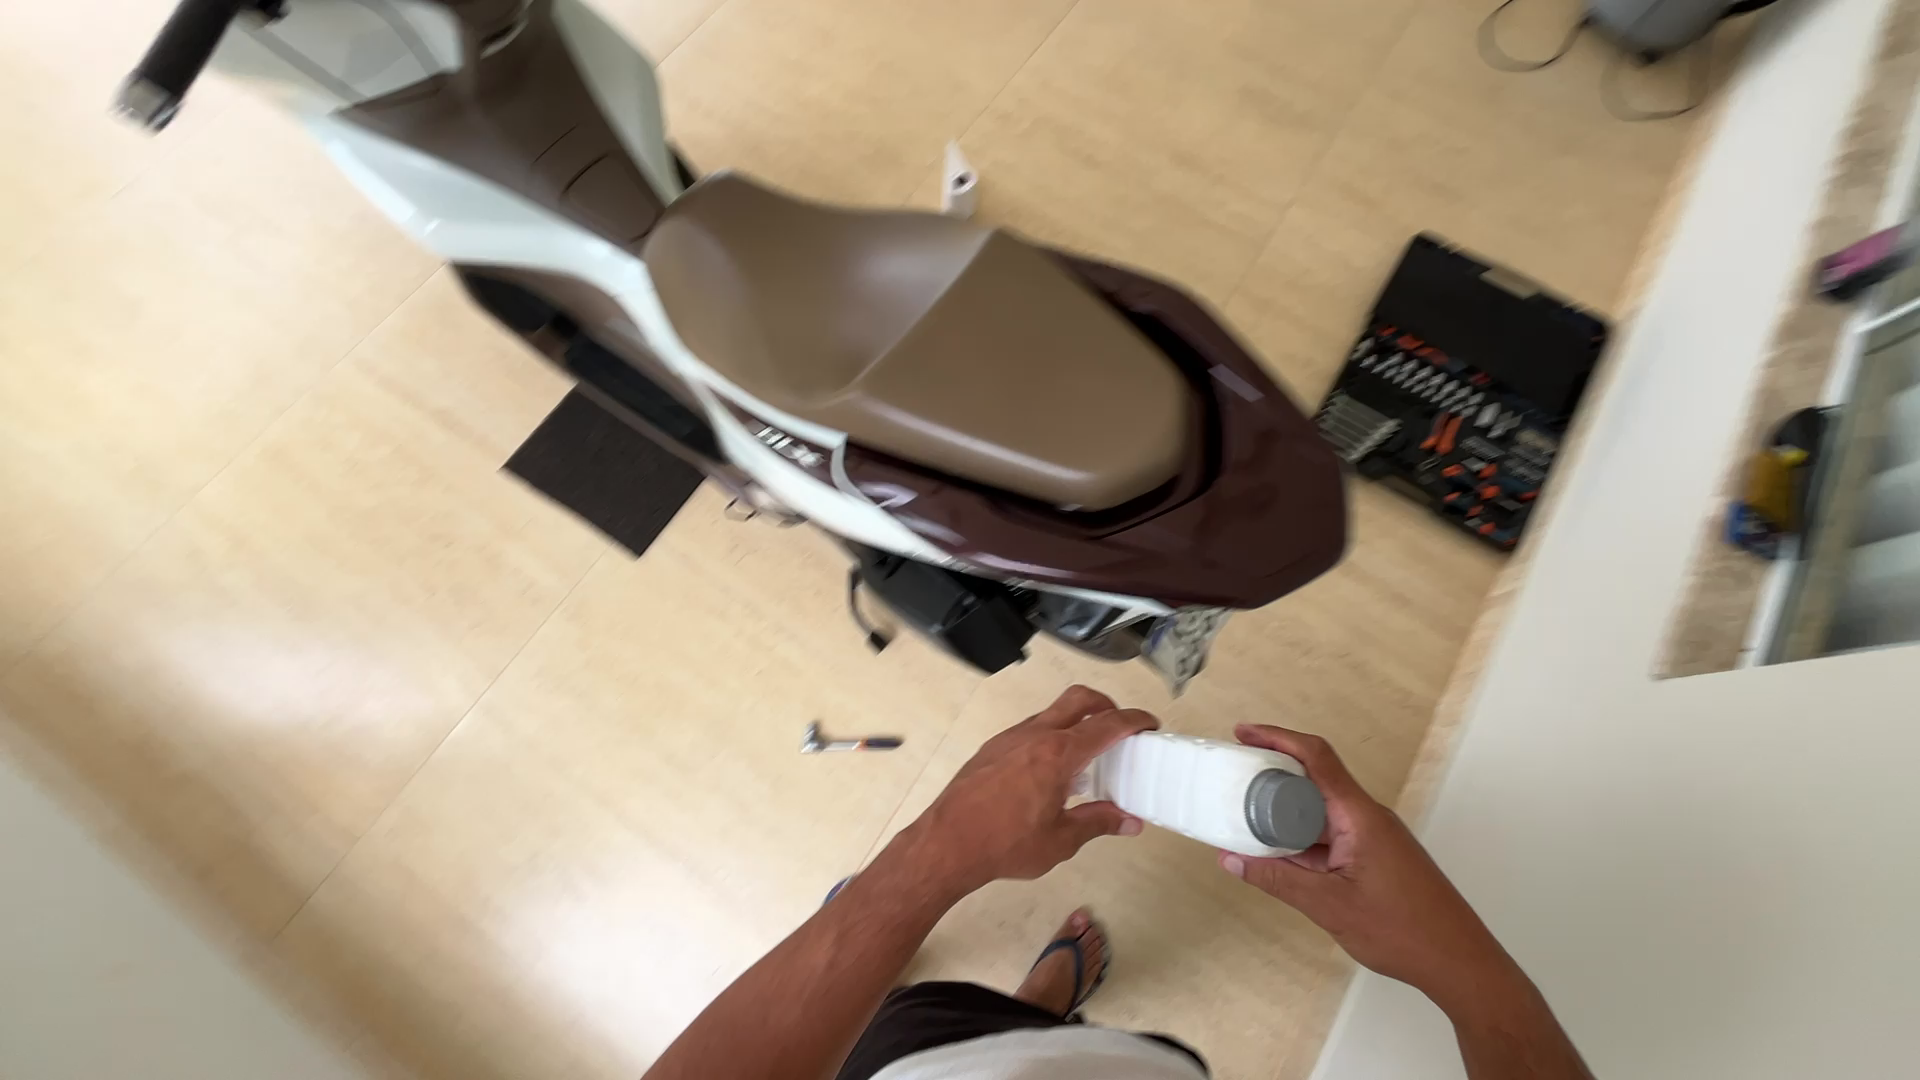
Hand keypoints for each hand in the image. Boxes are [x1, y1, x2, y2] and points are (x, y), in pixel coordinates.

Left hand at [900, 686, 1156, 900]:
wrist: (948, 842)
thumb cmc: (1007, 843)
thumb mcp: (1062, 840)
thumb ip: (1098, 822)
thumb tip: (1131, 822)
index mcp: (1059, 754)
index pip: (1107, 725)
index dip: (1134, 720)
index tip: (1150, 723)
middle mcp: (1036, 735)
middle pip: (1079, 698)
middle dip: (1106, 704)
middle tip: (1120, 728)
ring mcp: (1011, 737)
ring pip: (1052, 713)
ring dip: (1075, 722)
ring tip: (1086, 758)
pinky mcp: (993, 746)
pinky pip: (1031, 729)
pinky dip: (1050, 737)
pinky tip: (1050, 772)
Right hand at [1218, 724, 1520, 1006]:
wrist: (1464, 967)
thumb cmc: (1402, 932)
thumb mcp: (1329, 907)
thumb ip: (1277, 880)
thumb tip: (1228, 859)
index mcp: (1358, 815)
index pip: (1316, 757)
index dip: (1277, 737)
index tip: (1241, 734)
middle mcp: (1366, 816)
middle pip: (1315, 778)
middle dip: (1272, 772)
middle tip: (1234, 775)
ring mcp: (1373, 836)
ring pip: (1320, 808)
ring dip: (1284, 808)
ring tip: (1245, 813)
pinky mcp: (1376, 855)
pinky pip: (1330, 831)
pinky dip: (1301, 833)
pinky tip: (1278, 851)